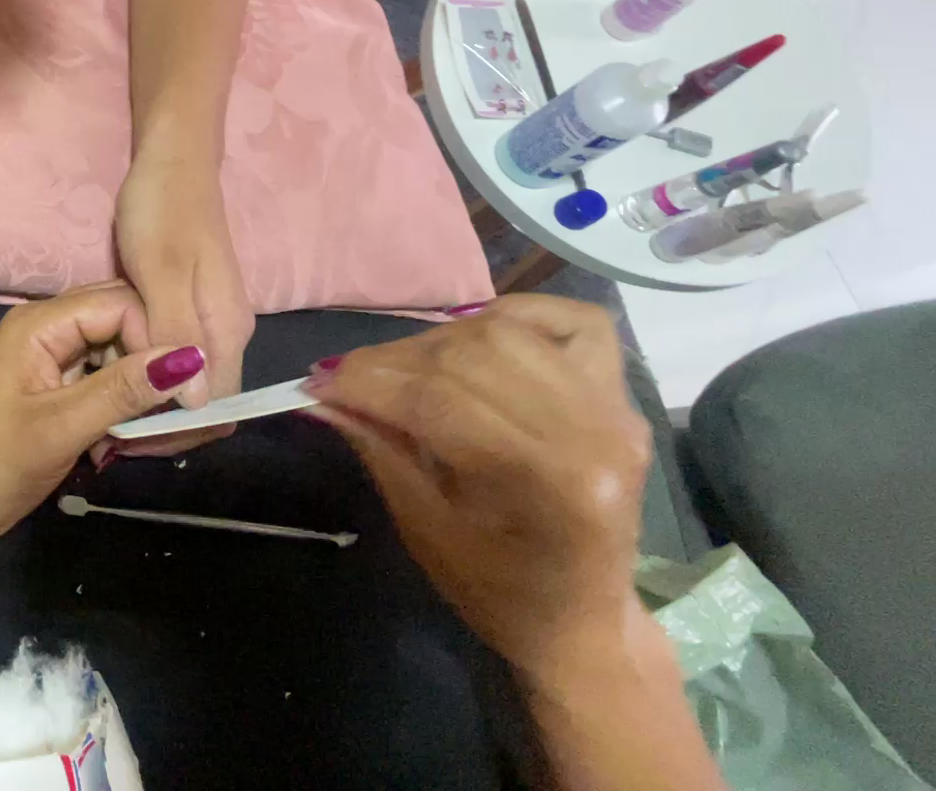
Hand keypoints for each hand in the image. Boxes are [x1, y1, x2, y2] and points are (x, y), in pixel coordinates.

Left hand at [0, 283, 207, 543]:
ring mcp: (50, 354)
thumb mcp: (63, 426)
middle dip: (154, 359)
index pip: (119, 302)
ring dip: (141, 385)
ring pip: (117, 350)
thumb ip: (124, 390)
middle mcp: (46, 327)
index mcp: (38, 322)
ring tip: (160, 427)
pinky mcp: (57, 382)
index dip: (158, 337)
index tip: (188, 387)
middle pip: (121, 320)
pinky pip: (105, 375)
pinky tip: (135, 433)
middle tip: (185, 405)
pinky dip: (125, 400)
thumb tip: (191, 359)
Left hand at [113, 145, 254, 455]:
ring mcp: (205, 320)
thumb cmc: (161, 213)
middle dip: (154, 420)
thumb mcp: (161, 274)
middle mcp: (224, 332)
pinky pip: (167, 357)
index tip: (125, 439)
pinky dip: (140, 372)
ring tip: (99, 405)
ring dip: (143, 398)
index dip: (171, 431)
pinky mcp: (185, 309)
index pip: (212, 407)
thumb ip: (178, 334)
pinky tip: (108, 372)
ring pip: (178, 379)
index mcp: (225, 329)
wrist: (171, 159)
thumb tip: (193, 403)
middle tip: (104, 428)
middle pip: (196, 399)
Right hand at [302, 296, 652, 684]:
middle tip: (344, 379)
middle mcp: (594, 432)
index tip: (314, 383)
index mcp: (548, 482)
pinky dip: (513, 316)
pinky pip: (570, 321)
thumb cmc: (495, 586)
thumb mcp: (423, 525)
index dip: (365, 383)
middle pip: (468, 356)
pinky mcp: (621, 393)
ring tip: (399, 368)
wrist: (581, 617)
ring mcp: (615, 407)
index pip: (437, 400)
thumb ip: (377, 446)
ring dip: (435, 340)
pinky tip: (475, 337)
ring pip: (504, 332)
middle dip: (389, 361)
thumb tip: (321, 393)